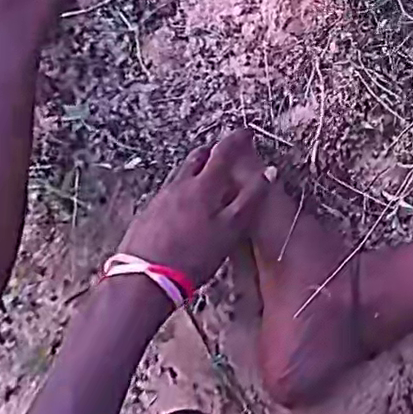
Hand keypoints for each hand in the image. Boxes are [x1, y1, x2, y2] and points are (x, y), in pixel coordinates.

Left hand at [117, 129, 270, 287]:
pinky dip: (183, 190)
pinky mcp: (148, 215)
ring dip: (197, 169)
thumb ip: (251, 198)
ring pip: (182, 174)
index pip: (223, 151)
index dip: (237, 139)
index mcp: (204, 185)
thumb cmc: (194, 255)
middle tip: (226, 154)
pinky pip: (169, 193)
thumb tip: (269, 172)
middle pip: (198, 158)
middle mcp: (180, 185)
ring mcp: (160, 199)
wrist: (143, 281)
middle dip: (213, 151)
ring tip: (208, 178)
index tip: (247, 132)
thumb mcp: (231, 228)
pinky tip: (186, 206)